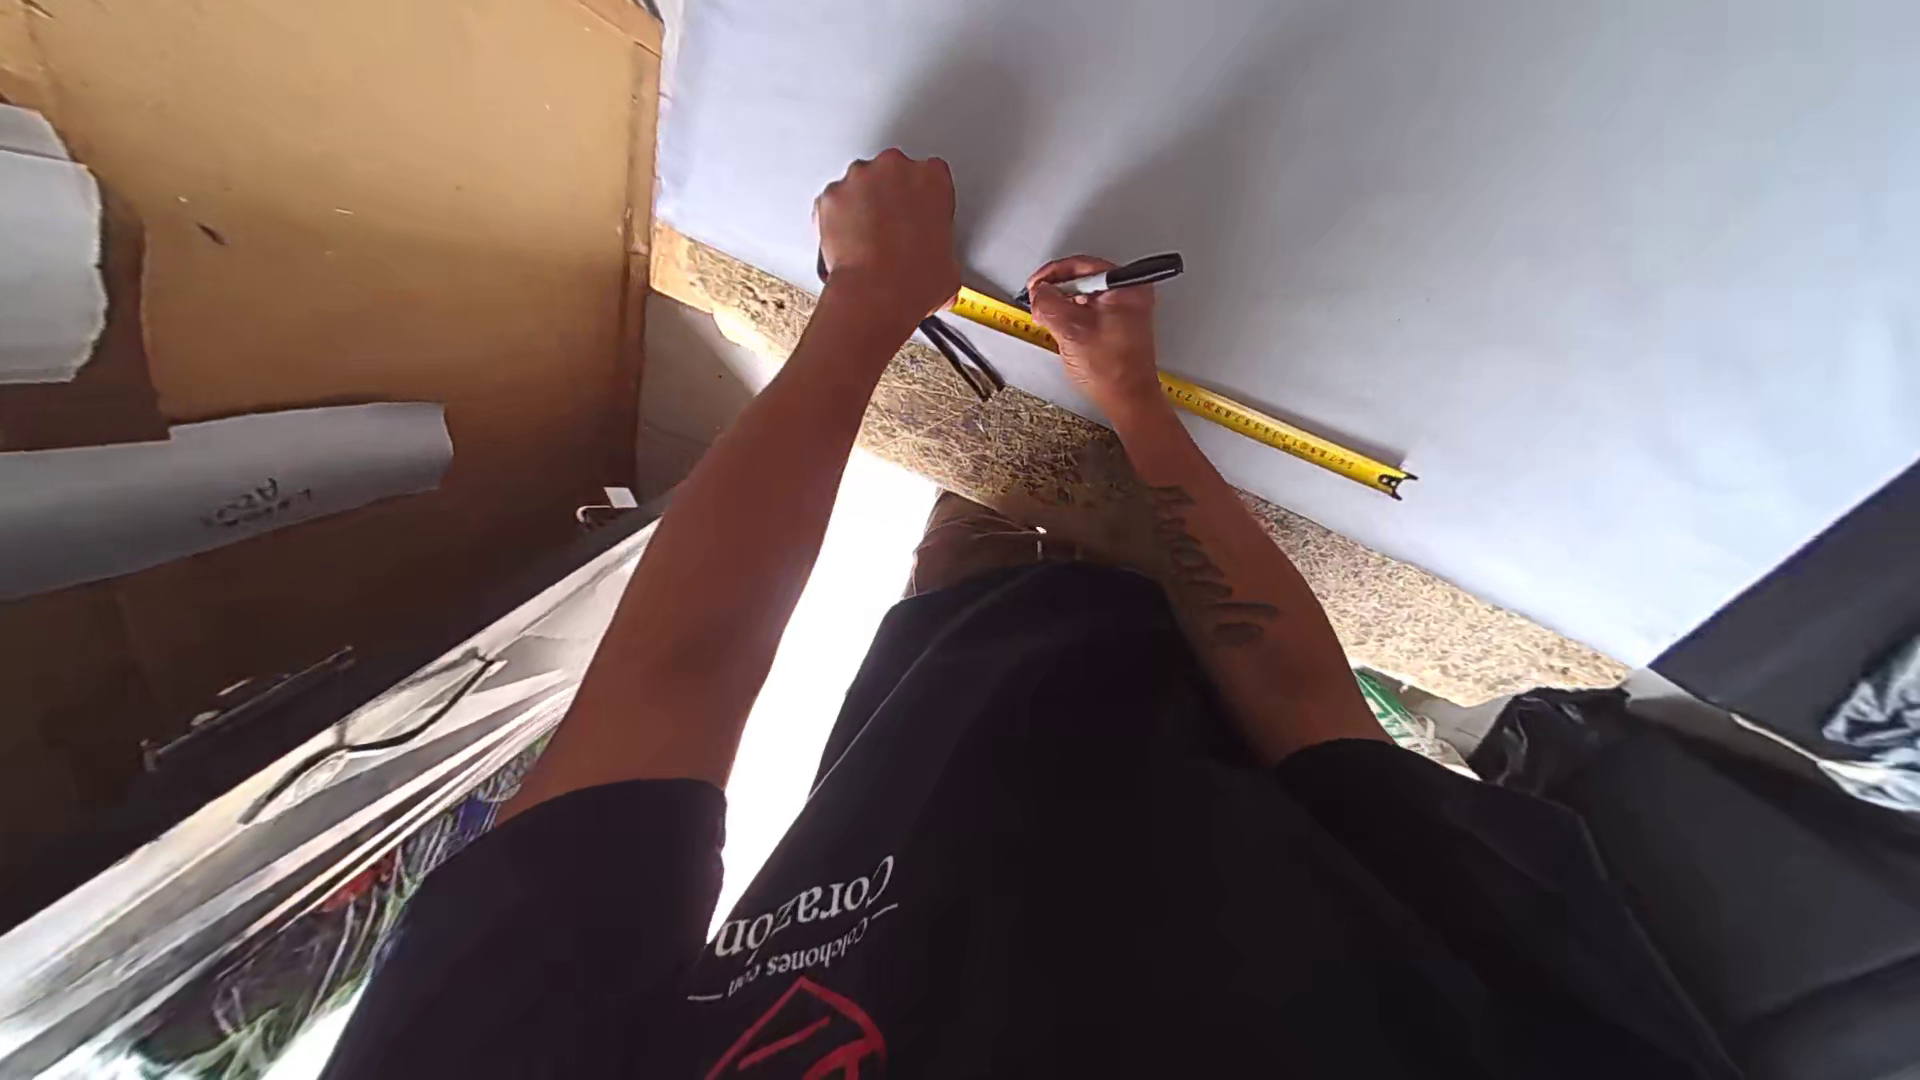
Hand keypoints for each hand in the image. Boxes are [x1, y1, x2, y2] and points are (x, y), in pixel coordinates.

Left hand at [816, 149, 959, 322]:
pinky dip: (838, 219)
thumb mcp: (949, 266)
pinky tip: (850, 244)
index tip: (923, 217)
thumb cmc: (911, 280)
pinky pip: (834, 202)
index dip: (926, 200)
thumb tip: (937, 262)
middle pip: (893, 172)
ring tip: (870, 243)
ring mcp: (860, 178)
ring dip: (864, 206)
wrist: (877, 294)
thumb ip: (942, 247)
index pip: (933, 175)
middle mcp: (895, 168)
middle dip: (893, 198)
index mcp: (932, 178)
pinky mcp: (832, 195)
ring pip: (861, 184)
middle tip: (895, 233)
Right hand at [1027, 255, 1160, 415]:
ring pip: (1083, 298)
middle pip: (1082, 280)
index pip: (1081, 265)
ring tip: (1050, 322)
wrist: (1127, 398)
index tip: (1036, 285)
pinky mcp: (1119, 327)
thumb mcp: (1070, 330)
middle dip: (1056, 293)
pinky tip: (1064, 334)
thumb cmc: (1112, 370)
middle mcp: (1130, 293)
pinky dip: (1072, 320)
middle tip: (1039, 304)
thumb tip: (1039, 291)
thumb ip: (1049, 303)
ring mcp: (1126, 311)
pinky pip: (1090, 313)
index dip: (1051, 274)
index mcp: (1125, 285)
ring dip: (1062, 308)